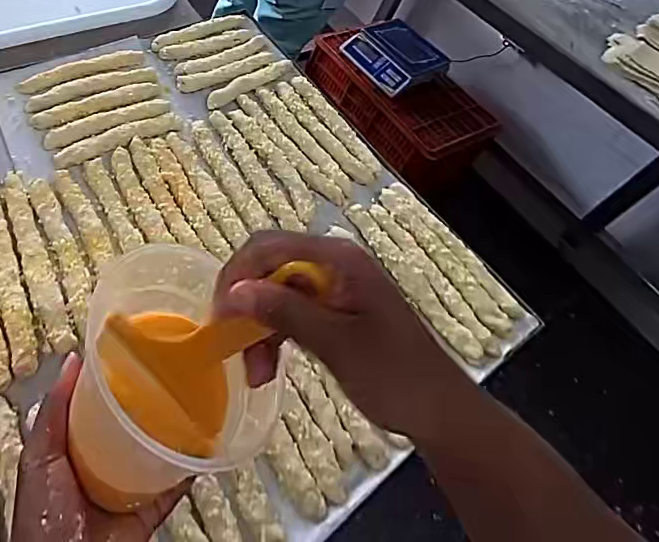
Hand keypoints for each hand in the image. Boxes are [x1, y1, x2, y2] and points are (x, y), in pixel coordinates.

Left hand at [12, 353, 188, 541]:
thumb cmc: (41, 519)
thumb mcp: (39, 457)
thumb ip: (53, 411)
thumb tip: (73, 361)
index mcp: (74, 452)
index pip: (96, 410)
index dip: (112, 384)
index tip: (131, 355)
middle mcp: (102, 466)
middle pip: (128, 429)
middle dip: (146, 406)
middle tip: (167, 373)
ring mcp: (126, 490)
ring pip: (153, 454)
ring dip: (170, 434)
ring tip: (189, 402)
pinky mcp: (147, 513)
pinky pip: (172, 488)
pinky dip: (186, 469)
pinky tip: (199, 446)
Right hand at [213, 231, 475, 442]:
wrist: (440, 411)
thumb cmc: (395, 375)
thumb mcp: (336, 345)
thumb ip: (285, 312)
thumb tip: (234, 292)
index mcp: (337, 257)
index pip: (270, 246)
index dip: (237, 275)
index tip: (218, 317)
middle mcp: (332, 260)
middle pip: (269, 265)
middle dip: (245, 304)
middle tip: (229, 345)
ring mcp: (333, 282)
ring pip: (275, 290)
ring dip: (258, 326)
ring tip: (254, 373)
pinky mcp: (333, 305)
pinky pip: (290, 308)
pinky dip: (275, 334)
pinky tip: (267, 366)